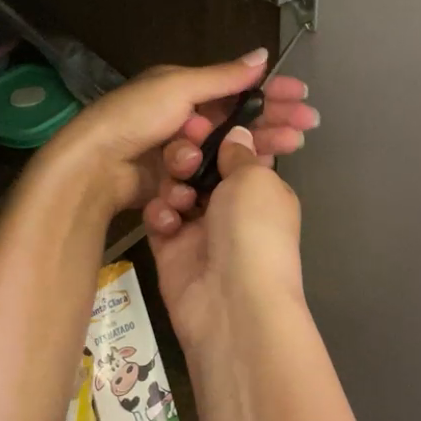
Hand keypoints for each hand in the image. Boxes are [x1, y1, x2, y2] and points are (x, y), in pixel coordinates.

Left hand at [41, 50, 318, 215]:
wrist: (95, 165)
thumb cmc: (136, 117)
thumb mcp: (179, 88)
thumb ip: (224, 77)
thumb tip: (263, 54)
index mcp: (187, 89)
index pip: (238, 88)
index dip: (270, 92)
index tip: (301, 97)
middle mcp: (188, 117)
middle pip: (241, 120)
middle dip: (274, 120)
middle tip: (307, 126)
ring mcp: (185, 151)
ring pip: (231, 147)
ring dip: (258, 143)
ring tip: (289, 145)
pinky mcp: (181, 179)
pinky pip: (214, 172)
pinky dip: (230, 169)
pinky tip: (255, 168)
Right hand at [145, 125, 304, 348]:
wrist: (233, 303)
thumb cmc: (255, 230)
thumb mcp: (255, 179)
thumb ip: (240, 153)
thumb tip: (237, 133)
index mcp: (262, 189)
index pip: (238, 154)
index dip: (220, 135)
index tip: (201, 117)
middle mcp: (232, 208)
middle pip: (201, 168)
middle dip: (189, 158)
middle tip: (185, 158)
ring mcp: (200, 229)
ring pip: (176, 189)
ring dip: (173, 186)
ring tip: (180, 197)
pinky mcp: (171, 250)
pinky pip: (158, 219)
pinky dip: (160, 215)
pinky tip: (167, 222)